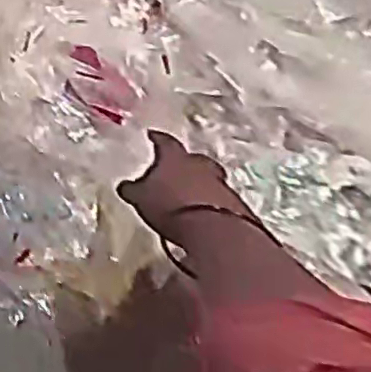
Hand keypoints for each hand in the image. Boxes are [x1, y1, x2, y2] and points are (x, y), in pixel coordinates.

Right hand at [116, 130, 255, 241]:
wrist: (219, 236)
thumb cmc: (171, 207)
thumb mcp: (140, 197)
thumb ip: (134, 189)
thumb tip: (127, 188)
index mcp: (175, 158)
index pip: (165, 142)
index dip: (158, 139)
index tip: (154, 135)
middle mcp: (202, 169)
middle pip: (197, 161)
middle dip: (190, 164)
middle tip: (180, 170)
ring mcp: (226, 190)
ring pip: (214, 183)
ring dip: (205, 188)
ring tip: (192, 200)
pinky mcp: (243, 213)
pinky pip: (227, 205)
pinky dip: (217, 207)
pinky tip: (207, 218)